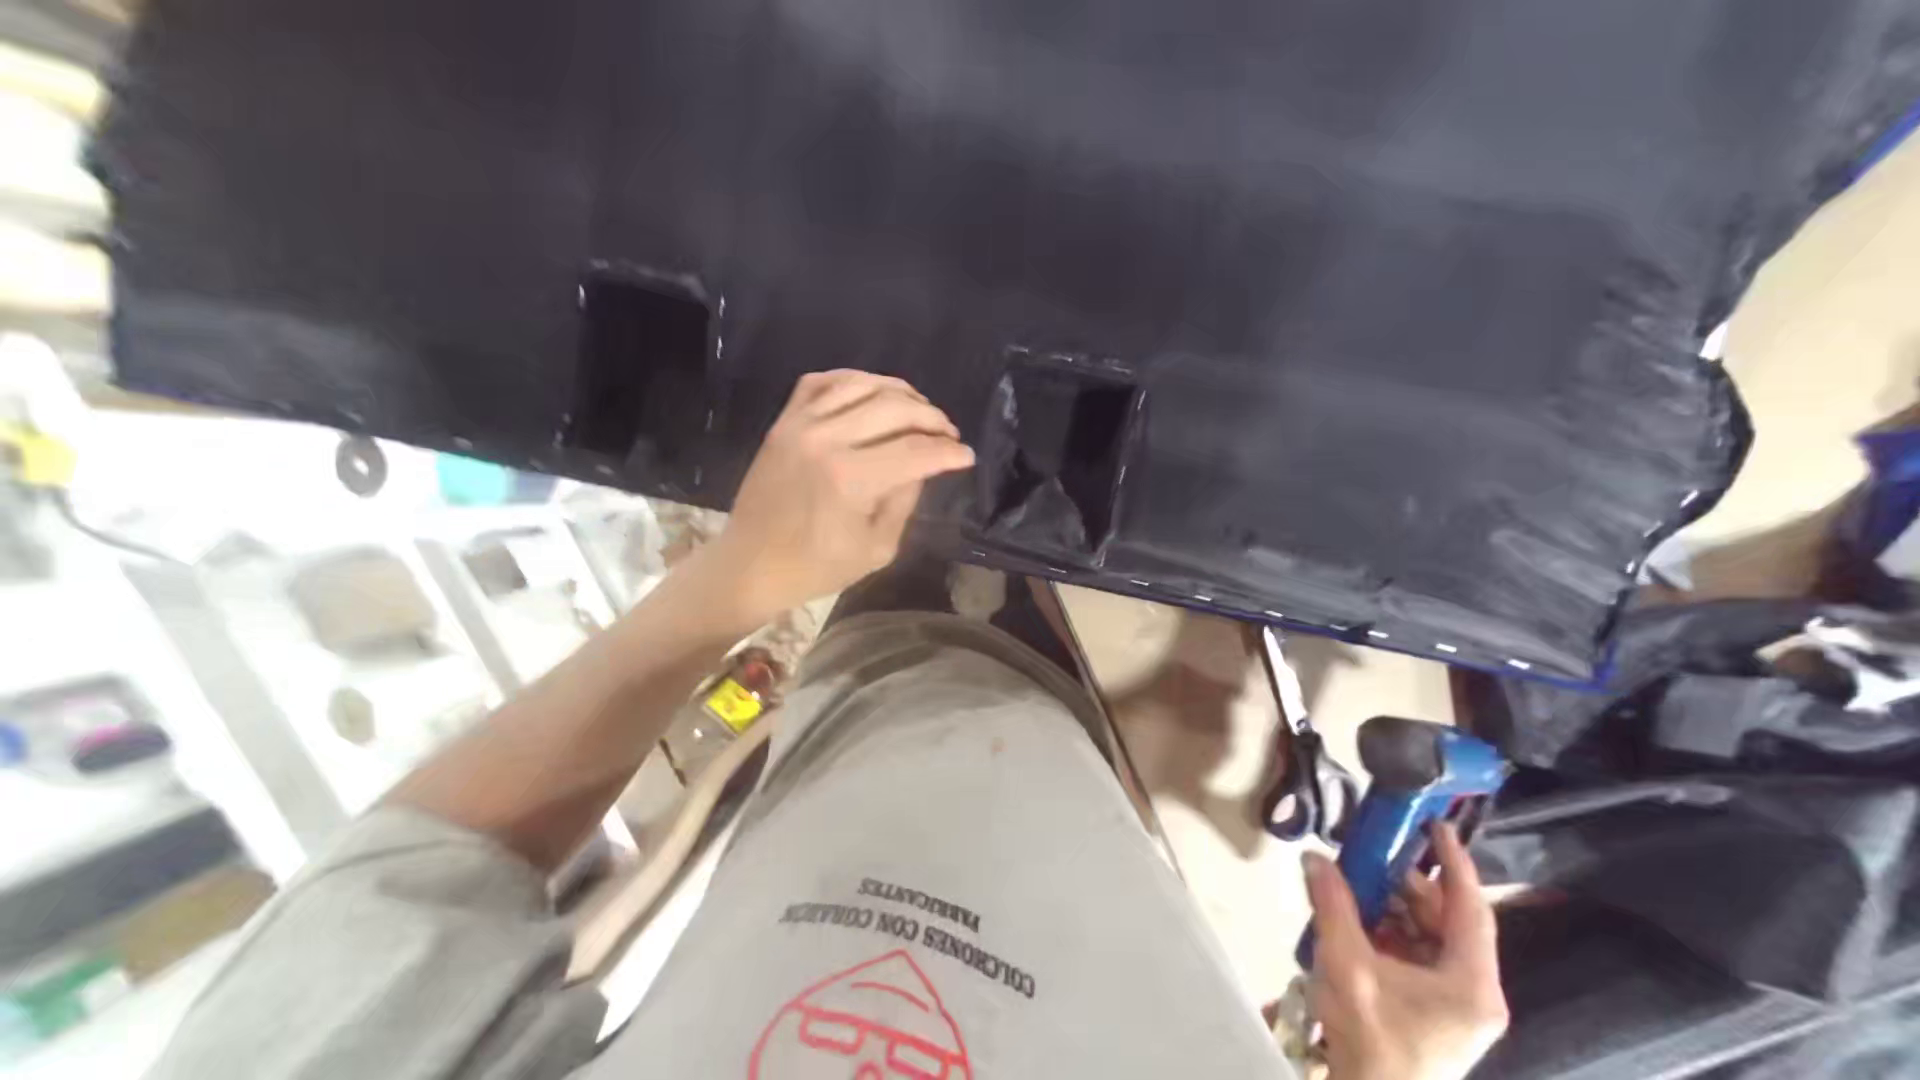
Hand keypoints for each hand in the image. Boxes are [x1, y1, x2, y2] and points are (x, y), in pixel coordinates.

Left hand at [698, 370, 973, 626]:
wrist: (751, 565)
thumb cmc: (816, 567)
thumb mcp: (877, 548)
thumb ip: (905, 500)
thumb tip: (923, 465)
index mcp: (851, 478)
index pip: (916, 451)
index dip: (949, 452)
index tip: (966, 456)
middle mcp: (826, 439)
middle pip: (894, 408)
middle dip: (932, 418)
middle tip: (949, 432)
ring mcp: (799, 424)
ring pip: (861, 384)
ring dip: (900, 392)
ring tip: (919, 408)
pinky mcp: (782, 421)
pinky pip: (821, 381)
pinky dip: (852, 379)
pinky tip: (873, 392)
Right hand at [1303, 824, 1509, 1079]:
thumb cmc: (1371, 1038)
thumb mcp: (1346, 964)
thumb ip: (1333, 906)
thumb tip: (1315, 857)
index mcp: (1471, 983)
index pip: (1471, 908)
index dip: (1454, 863)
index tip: (1435, 826)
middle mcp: (1475, 991)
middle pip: (1444, 919)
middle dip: (1404, 887)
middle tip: (1365, 860)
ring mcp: (1456, 1003)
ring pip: (1428, 936)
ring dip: (1390, 909)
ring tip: (1352, 893)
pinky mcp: (1435, 1011)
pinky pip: (1416, 955)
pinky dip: (1388, 933)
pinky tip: (1355, 925)